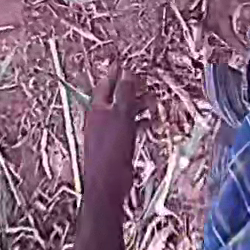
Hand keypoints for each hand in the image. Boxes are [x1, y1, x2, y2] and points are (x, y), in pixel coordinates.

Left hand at [82, 61, 142, 210]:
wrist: (108, 186)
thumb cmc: (112, 150)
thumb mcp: (122, 116)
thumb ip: (125, 93)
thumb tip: (127, 72)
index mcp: (97, 108)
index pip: (106, 84)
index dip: (115, 73)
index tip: (123, 63)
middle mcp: (100, 118)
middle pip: (115, 97)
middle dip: (130, 89)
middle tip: (144, 82)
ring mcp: (106, 132)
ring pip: (123, 112)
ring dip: (137, 106)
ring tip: (152, 102)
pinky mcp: (115, 145)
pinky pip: (128, 127)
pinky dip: (138, 122)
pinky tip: (148, 123)